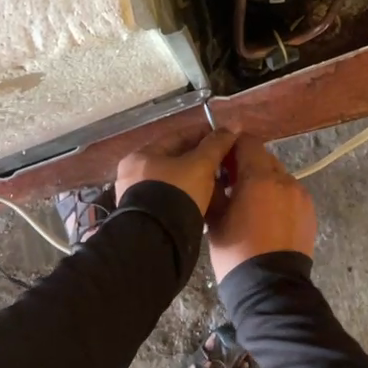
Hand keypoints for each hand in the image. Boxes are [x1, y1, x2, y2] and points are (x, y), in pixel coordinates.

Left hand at [115, 129, 236, 214]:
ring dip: (200, 179)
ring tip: (222, 182)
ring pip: (177, 180)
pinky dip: (192, 195)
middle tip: (226, 162)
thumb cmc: (176, 193)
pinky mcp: (149, 217)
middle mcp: (135, 175)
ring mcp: (140, 198)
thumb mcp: (201, 165)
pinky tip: (210, 199)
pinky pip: (173, 198)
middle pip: (177, 160)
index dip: (204, 135)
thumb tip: (233, 126)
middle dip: (204, 160)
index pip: (178, 137)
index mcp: (141, 156)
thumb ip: (216, 144)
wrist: (159, 240)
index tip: (225, 139)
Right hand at [207, 134, 316, 281]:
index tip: (222, 162)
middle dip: (248, 166)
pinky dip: (279, 197)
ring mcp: (301, 195)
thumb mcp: (215, 220)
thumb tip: (214, 173)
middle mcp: (285, 180)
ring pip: (279, 176)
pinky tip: (268, 218)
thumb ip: (215, 189)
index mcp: (260, 177)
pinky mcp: (310, 210)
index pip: (247, 142)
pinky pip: (291, 193)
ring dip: (264, 182)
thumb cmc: (236, 254)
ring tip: (250, 206)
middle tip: (232, 187)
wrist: (270, 288)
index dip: (232, 148)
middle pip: (264, 158)